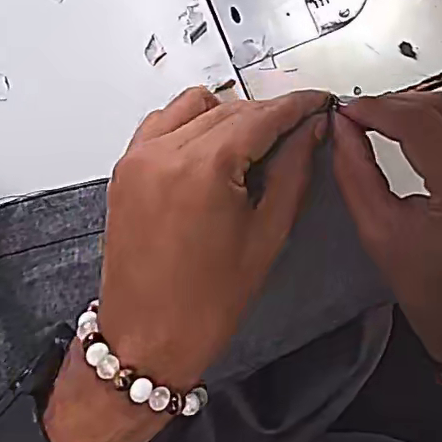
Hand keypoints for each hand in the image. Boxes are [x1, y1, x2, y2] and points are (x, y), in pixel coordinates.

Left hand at [44, 86, 329, 441]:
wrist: (148, 338)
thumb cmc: (202, 304)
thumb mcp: (267, 235)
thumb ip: (293, 172)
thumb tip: (309, 133)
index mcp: (203, 170)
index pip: (262, 116)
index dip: (297, 106)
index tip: (315, 103)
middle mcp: (165, 154)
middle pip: (231, 108)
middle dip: (269, 114)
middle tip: (298, 129)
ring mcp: (139, 158)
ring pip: (196, 107)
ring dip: (230, 114)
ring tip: (254, 144)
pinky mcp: (126, 168)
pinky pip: (163, 122)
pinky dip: (191, 123)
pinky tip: (211, 147)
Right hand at [331, 88, 441, 369]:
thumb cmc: (434, 293)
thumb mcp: (378, 232)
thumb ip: (356, 171)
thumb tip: (344, 126)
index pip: (420, 122)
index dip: (378, 108)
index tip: (353, 110)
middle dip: (399, 104)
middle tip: (367, 114)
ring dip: (434, 102)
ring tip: (402, 117)